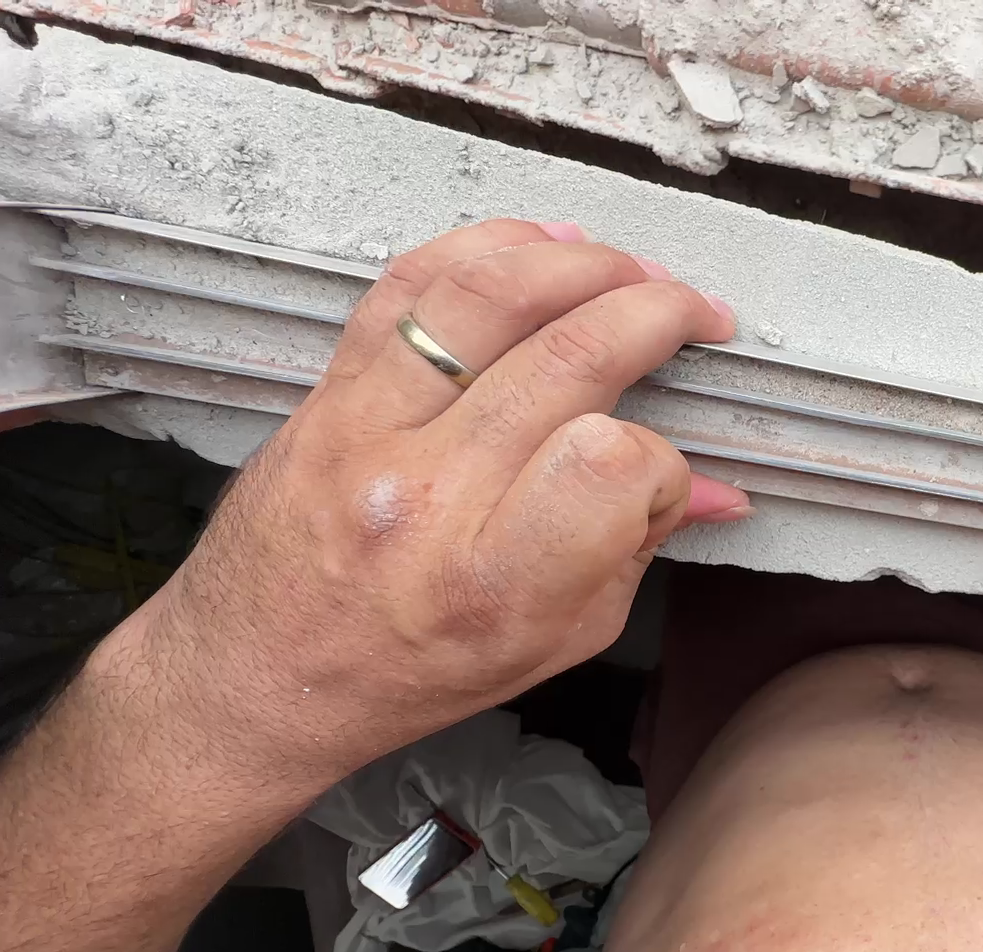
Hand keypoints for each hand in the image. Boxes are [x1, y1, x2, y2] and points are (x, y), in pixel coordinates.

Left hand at [97, 219, 751, 785]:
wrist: (261, 675)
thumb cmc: (427, 668)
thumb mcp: (569, 633)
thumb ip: (643, 546)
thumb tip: (720, 493)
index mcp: (502, 575)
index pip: (617, 463)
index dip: (667, 461)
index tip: (667, 477)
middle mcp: (434, 492)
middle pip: (571, 356)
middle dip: (659, 314)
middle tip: (701, 312)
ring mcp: (370, 429)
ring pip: (490, 296)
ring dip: (586, 264)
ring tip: (637, 269)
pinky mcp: (332, 394)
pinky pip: (410, 286)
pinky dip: (489, 246)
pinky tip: (547, 244)